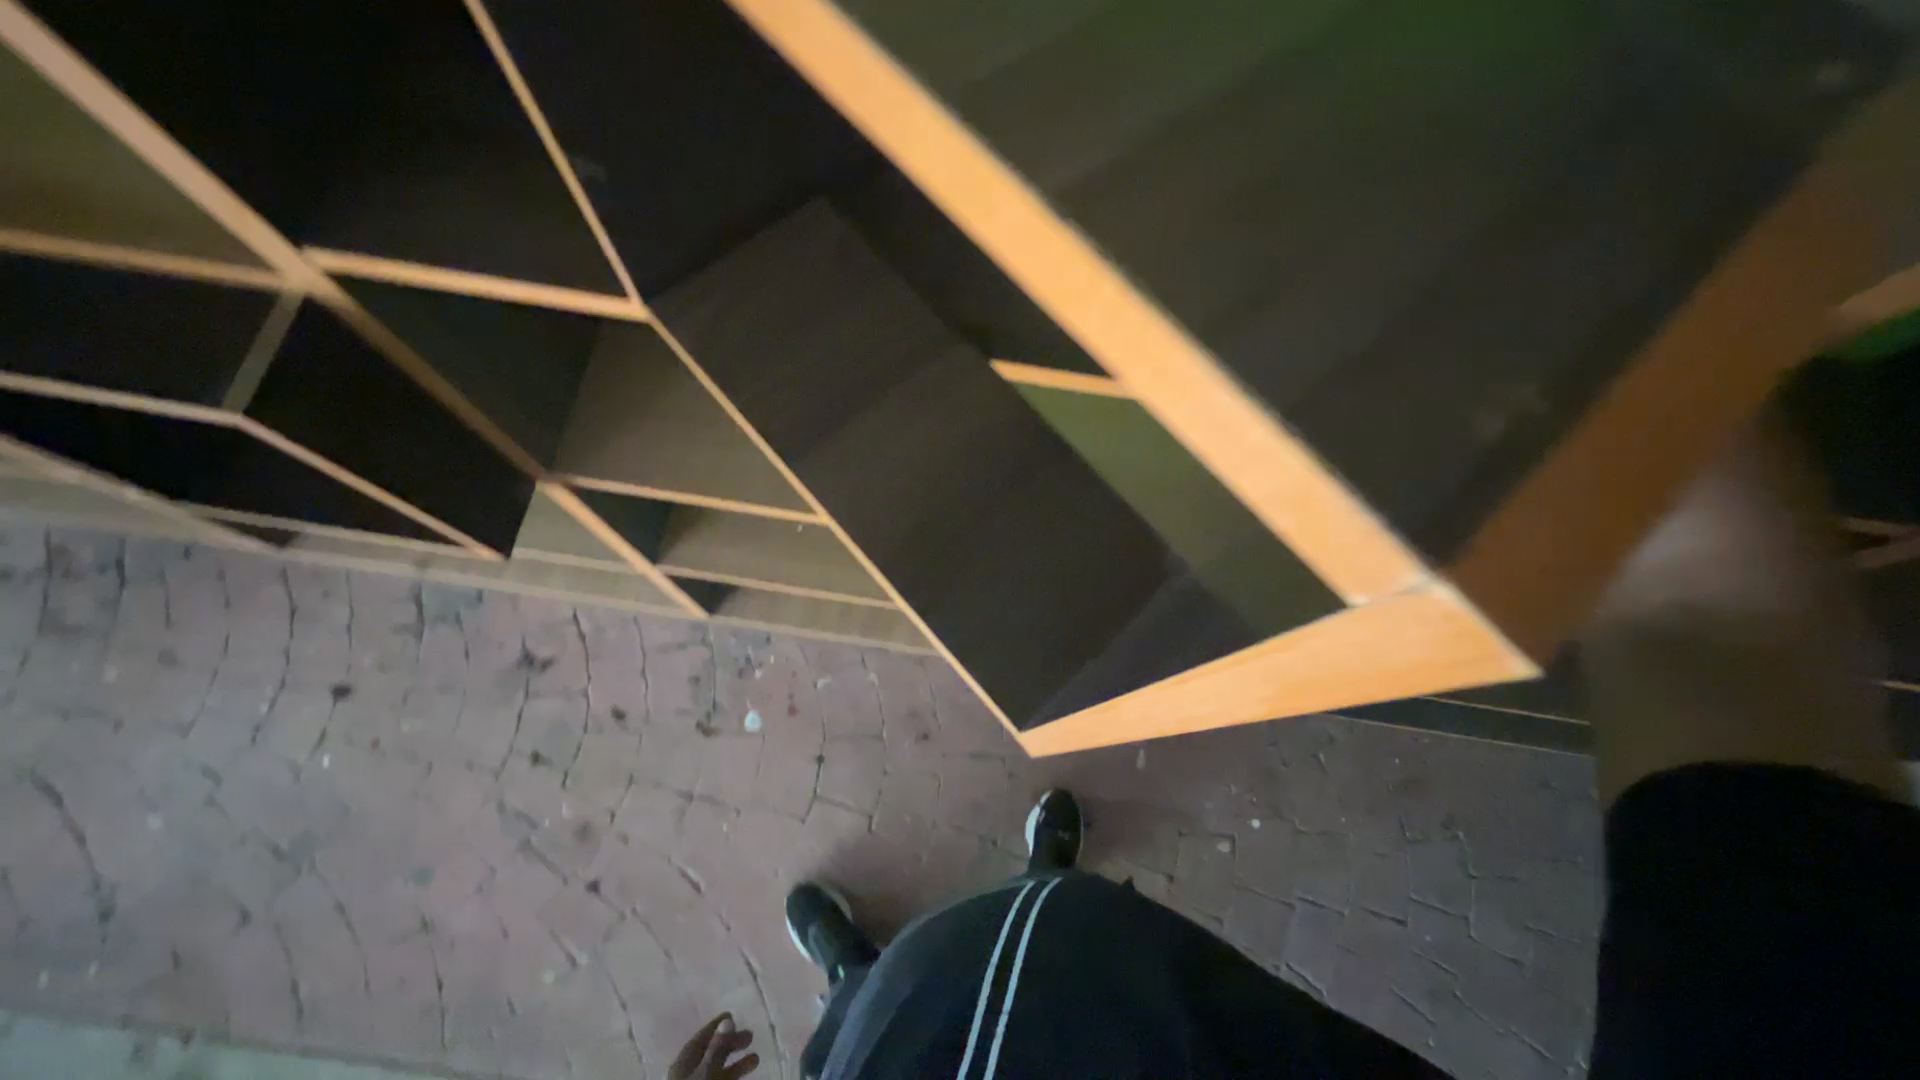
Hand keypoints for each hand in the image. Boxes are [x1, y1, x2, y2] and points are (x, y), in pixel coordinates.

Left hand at [668, 1012, 759, 1079]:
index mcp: (683, 1064)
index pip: (700, 1039)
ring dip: (736, 1064)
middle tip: (751, 1037)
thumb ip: (718, 1048)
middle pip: (710, 1054)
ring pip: (717, 1072)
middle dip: (730, 1044)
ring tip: (756, 1059)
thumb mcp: (708, 1073)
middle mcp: (688, 1076)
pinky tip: (745, 1078)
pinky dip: (732, 1079)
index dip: (715, 1026)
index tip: (732, 1015)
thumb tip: (728, 1019)